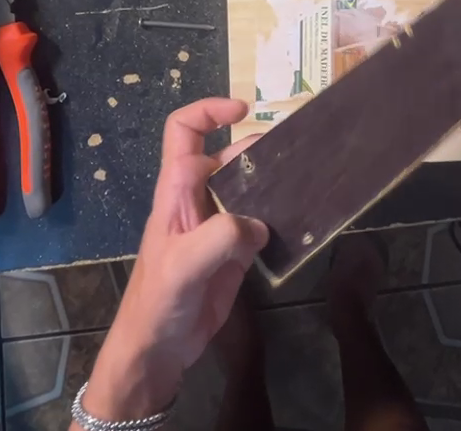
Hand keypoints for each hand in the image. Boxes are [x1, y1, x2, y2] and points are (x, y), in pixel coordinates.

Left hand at [83, 98, 267, 419]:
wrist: (157, 350)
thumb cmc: (159, 299)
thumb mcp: (184, 263)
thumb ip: (221, 235)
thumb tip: (260, 224)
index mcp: (177, 188)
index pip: (185, 131)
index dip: (209, 111)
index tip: (243, 109)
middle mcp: (199, 197)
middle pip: (228, 155)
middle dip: (257, 147)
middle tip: (294, 151)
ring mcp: (218, 224)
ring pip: (247, 186)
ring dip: (272, 180)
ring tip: (303, 178)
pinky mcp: (235, 250)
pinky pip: (260, 220)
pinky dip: (278, 214)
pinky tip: (299, 218)